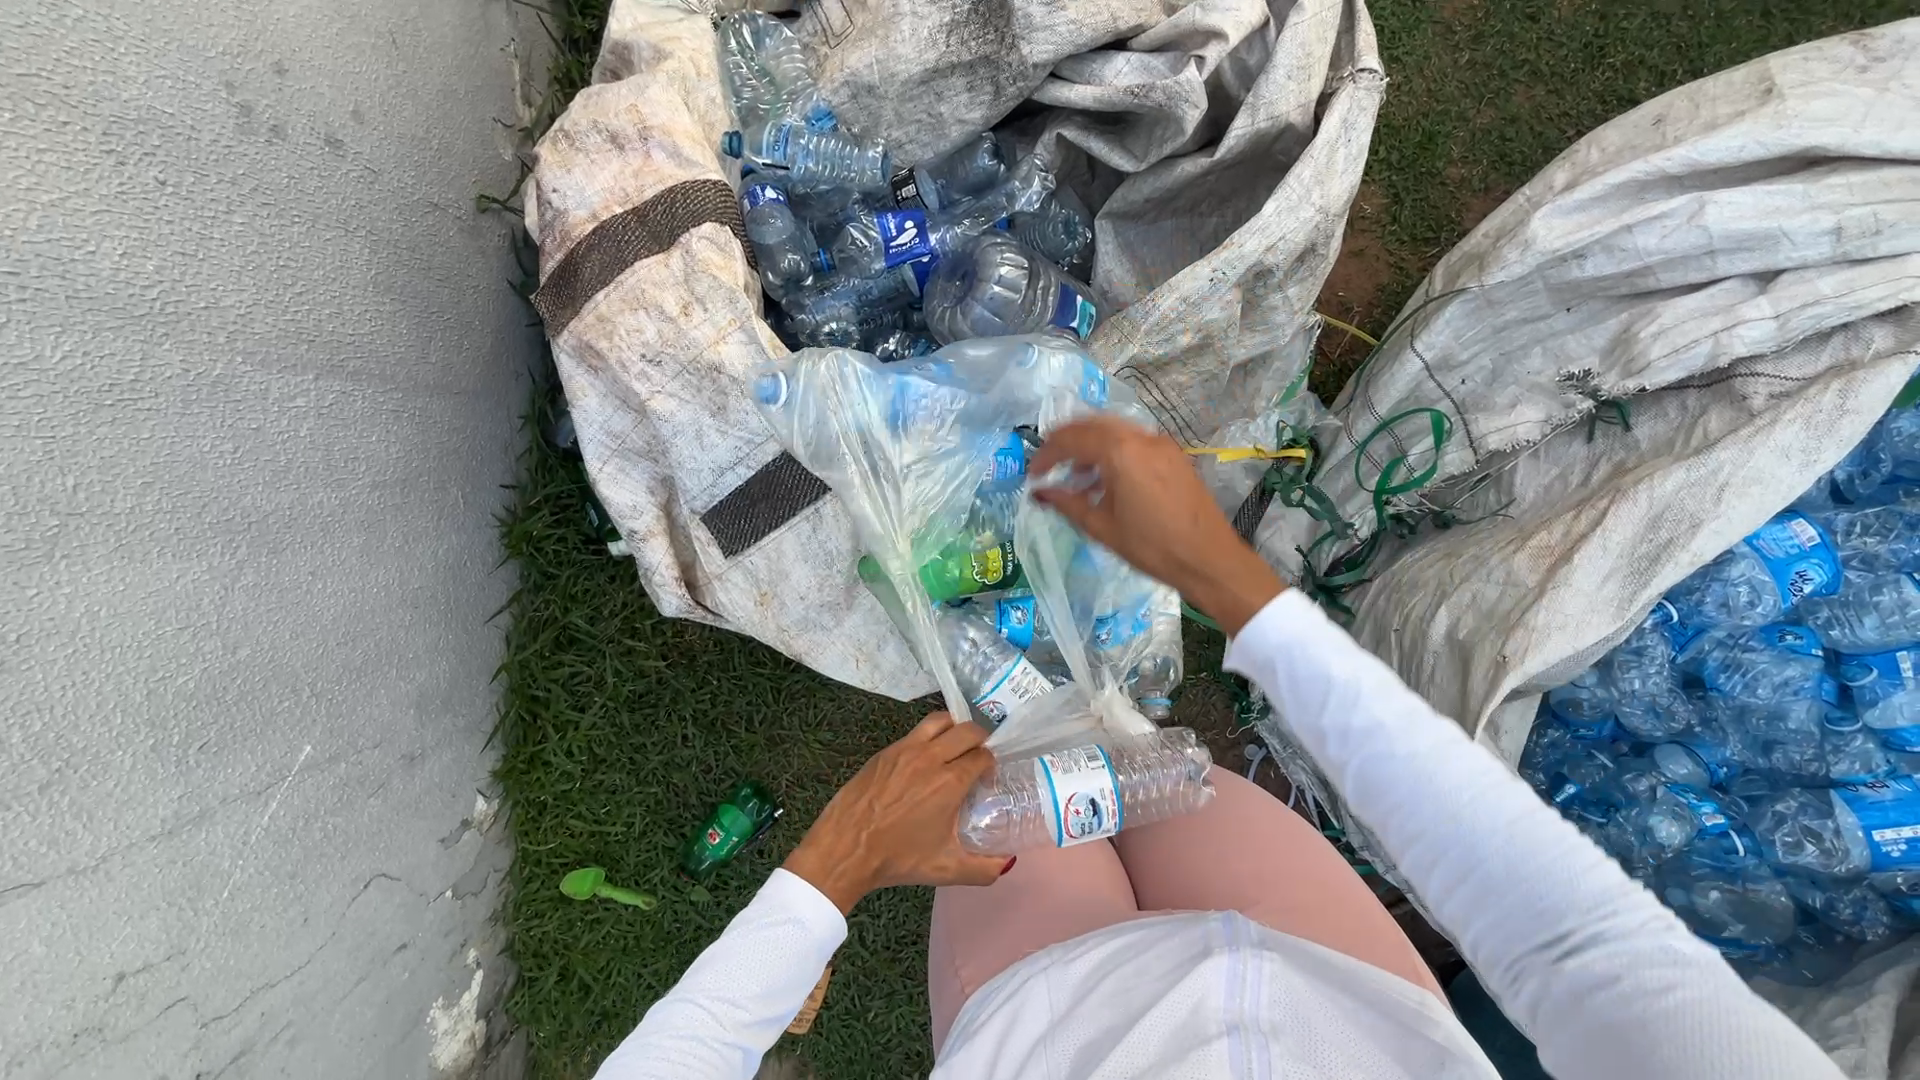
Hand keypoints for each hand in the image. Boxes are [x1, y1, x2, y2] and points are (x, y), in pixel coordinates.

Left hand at [783, 712, 1009, 913]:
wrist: (846, 848)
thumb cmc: (897, 859)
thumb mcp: (946, 870)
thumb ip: (984, 869)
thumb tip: (1007, 863)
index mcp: (950, 781)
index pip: (983, 755)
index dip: (990, 765)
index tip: (986, 779)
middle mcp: (931, 757)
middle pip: (967, 730)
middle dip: (980, 739)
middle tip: (977, 756)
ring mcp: (905, 749)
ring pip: (940, 720)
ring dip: (954, 728)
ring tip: (954, 746)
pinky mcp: (885, 752)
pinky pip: (915, 732)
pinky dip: (928, 737)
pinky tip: (924, 759)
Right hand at [1030, 414, 1285, 634]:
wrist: (1208, 559)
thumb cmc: (1152, 547)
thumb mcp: (1101, 527)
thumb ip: (1067, 504)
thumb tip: (1040, 493)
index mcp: (1120, 452)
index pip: (1071, 440)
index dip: (1046, 455)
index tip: (1032, 475)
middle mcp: (1141, 438)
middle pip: (1092, 426)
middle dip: (1066, 443)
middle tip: (1048, 465)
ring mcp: (1161, 444)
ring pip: (1114, 431)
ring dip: (1090, 447)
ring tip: (1076, 477)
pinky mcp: (1173, 456)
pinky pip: (1134, 443)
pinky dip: (1113, 453)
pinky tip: (1106, 481)